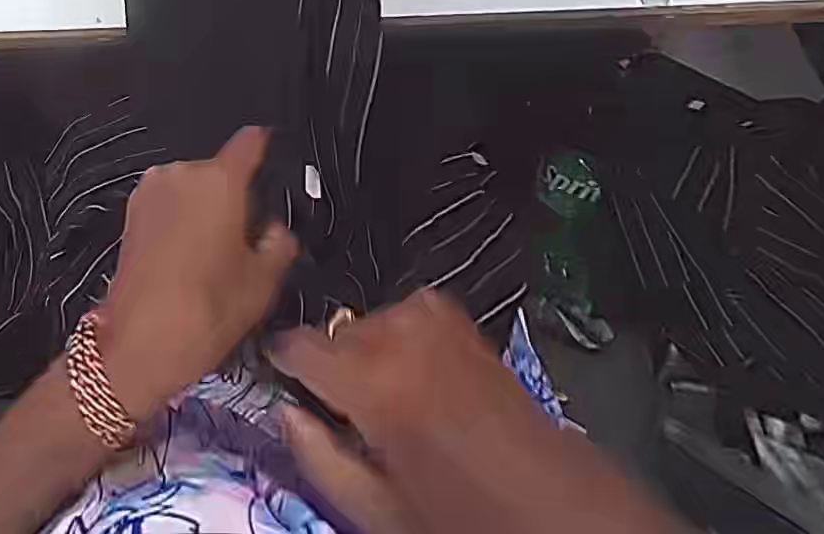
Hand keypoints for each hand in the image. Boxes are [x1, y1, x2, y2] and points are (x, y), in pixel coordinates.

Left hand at [102, 126, 298, 417]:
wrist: (136, 347)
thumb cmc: (202, 312)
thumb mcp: (264, 282)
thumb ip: (280, 243)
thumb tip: (276, 233)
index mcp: (221, 180)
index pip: (252, 140)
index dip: (267, 145)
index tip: (272, 153)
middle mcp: (183, 175)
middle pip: (222, 170)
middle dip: (235, 196)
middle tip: (243, 237)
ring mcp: (152, 191)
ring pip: (193, 187)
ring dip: (205, 207)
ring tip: (212, 255)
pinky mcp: (131, 212)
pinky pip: (169, 203)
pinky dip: (180, 220)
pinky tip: (186, 259)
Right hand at [272, 291, 690, 533]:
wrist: (548, 495)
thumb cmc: (459, 512)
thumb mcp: (378, 509)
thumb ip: (318, 456)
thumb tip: (282, 412)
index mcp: (373, 381)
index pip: (300, 345)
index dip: (281, 357)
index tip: (274, 368)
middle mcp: (398, 332)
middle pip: (334, 333)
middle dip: (330, 364)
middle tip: (346, 409)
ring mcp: (428, 313)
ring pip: (366, 323)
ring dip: (364, 352)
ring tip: (388, 398)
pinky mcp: (452, 310)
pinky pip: (399, 313)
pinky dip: (395, 337)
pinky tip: (415, 374)